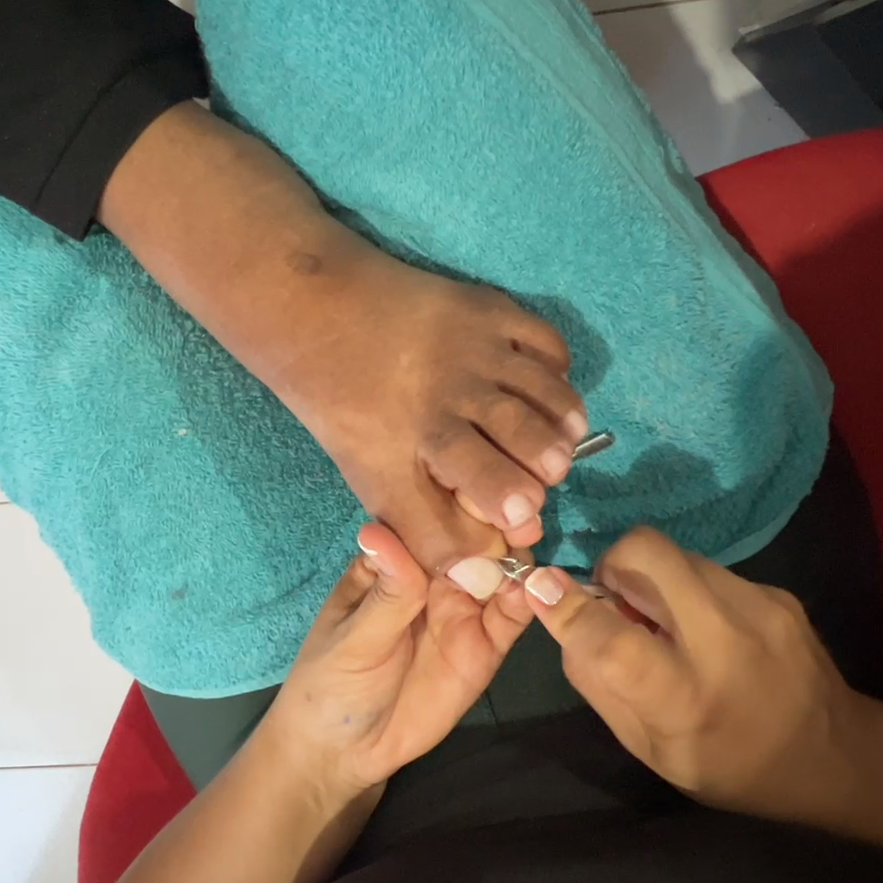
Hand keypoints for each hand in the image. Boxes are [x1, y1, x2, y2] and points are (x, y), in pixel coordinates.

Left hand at [259, 521, 533, 795]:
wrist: (347, 751)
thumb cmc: (332, 683)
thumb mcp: (352, 638)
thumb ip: (385, 594)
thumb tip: (380, 530)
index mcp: (394, 559)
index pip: (428, 517)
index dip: (455, 502)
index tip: (480, 488)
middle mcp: (435, 573)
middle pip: (475, 535)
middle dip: (497, 523)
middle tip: (517, 522)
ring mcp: (464, 607)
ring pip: (502, 568)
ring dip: (519, 557)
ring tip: (527, 557)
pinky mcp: (486, 644)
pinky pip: (513, 615)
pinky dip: (529, 599)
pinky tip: (537, 590)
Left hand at [266, 248, 585, 575]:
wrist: (319, 315)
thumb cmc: (345, 409)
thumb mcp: (369, 475)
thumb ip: (423, 525)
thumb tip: (480, 574)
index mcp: (401, 449)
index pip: (451, 500)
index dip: (494, 519)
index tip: (521, 525)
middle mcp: (440, 398)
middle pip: (515, 438)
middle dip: (542, 466)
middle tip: (550, 478)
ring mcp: (468, 349)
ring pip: (541, 392)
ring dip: (563, 423)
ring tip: (563, 446)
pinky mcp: (487, 308)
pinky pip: (545, 343)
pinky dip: (559, 371)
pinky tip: (550, 389)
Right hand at [522, 527, 872, 821]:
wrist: (838, 755)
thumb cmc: (729, 765)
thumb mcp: (648, 749)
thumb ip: (597, 683)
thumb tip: (564, 619)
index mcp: (686, 698)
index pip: (611, 638)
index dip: (566, 607)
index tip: (539, 587)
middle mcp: (726, 639)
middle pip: (645, 553)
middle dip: (611, 564)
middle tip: (614, 602)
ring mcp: (759, 605)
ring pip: (674, 555)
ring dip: (649, 580)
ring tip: (662, 623)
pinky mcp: (776, 590)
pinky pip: (705, 570)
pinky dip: (685, 591)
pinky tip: (703, 629)